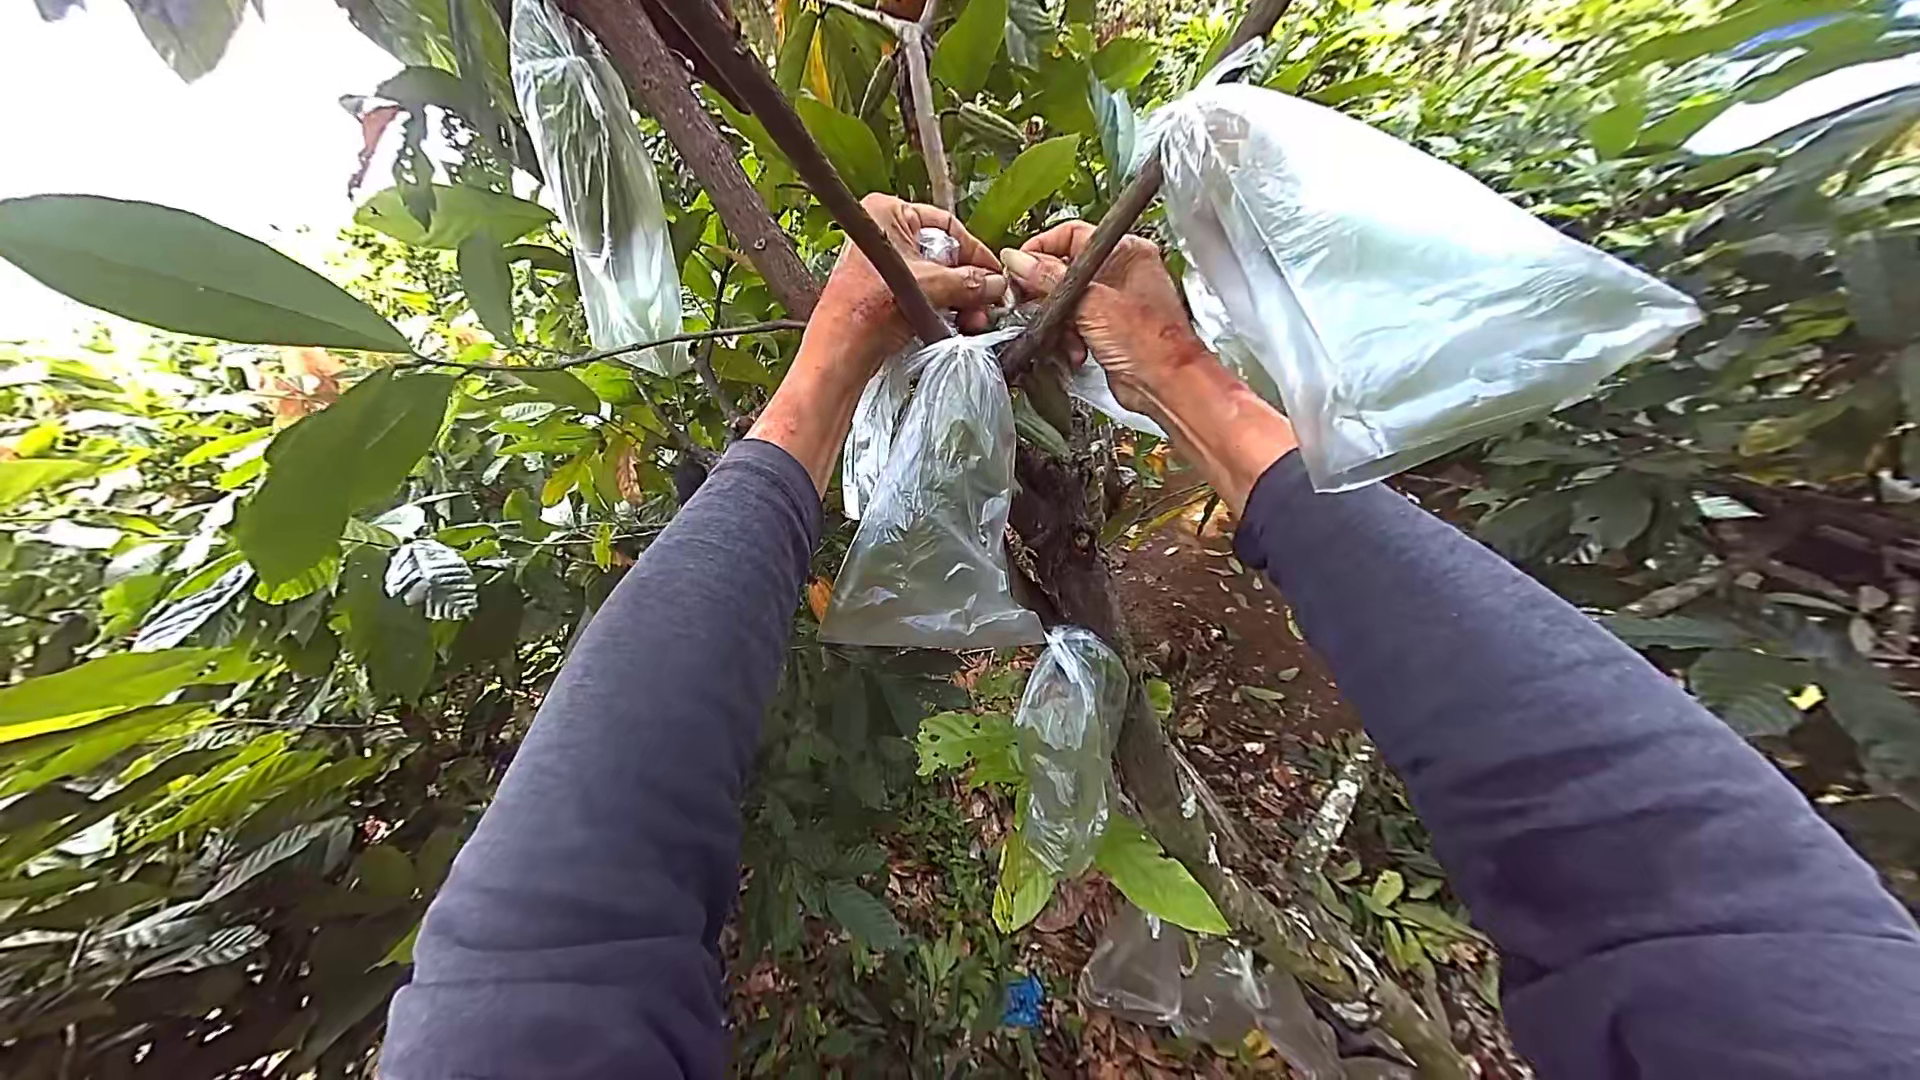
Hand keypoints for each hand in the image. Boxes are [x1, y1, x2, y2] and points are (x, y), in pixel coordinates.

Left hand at [815, 193, 1008, 370]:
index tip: (996, 275)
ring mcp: (885, 268)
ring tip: (972, 322)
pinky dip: (942, 312)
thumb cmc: (868, 308)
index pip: (948, 226)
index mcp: (888, 214)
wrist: (841, 350)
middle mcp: (885, 235)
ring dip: (959, 303)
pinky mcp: (885, 297)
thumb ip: (969, 282)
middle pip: (944, 257)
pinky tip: (956, 326)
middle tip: (985, 305)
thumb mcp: (930, 286)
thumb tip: (996, 284)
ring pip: (937, 282)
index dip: (975, 252)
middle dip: (968, 285)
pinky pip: (924, 299)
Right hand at [1000, 220, 1295, 513]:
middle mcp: (1119, 274)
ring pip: (1066, 305)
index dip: (1042, 249)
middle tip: (1030, 306)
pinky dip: (1069, 341)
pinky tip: (1075, 352)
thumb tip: (1020, 261)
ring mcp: (1111, 304)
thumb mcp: (1091, 303)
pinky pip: (1073, 329)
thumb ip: (1050, 279)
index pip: (1071, 235)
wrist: (1163, 383)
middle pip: (1064, 273)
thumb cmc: (1149, 342)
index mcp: (1124, 252)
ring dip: (1059, 326)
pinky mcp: (1105, 331)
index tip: (1019, 266)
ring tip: (1066, 338)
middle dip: (1047, 296)